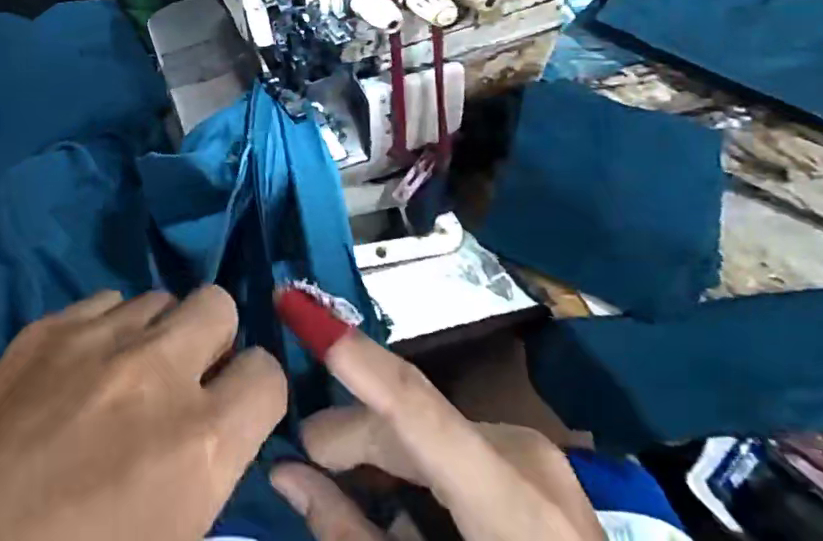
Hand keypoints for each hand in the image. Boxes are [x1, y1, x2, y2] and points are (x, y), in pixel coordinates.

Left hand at [0, 286, 287, 540]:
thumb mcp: (173, 536)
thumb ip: (208, 473)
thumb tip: (218, 433)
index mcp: (200, 441)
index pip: (267, 373)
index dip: (255, 393)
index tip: (235, 408)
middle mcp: (156, 370)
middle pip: (216, 303)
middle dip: (212, 340)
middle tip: (186, 379)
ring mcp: (94, 338)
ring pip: (157, 298)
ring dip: (156, 333)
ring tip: (126, 375)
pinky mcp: (44, 326)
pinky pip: (102, 302)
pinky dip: (105, 329)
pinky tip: (79, 368)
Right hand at [269, 327, 603, 540]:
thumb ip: (350, 536)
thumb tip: (286, 473)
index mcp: (511, 506)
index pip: (415, 405)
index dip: (350, 353)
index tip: (293, 304)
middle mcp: (524, 457)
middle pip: (408, 418)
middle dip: (344, 433)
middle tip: (297, 464)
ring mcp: (534, 456)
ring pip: (424, 428)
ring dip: (376, 450)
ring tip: (341, 485)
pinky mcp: (535, 464)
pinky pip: (450, 447)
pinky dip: (411, 464)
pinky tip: (396, 503)